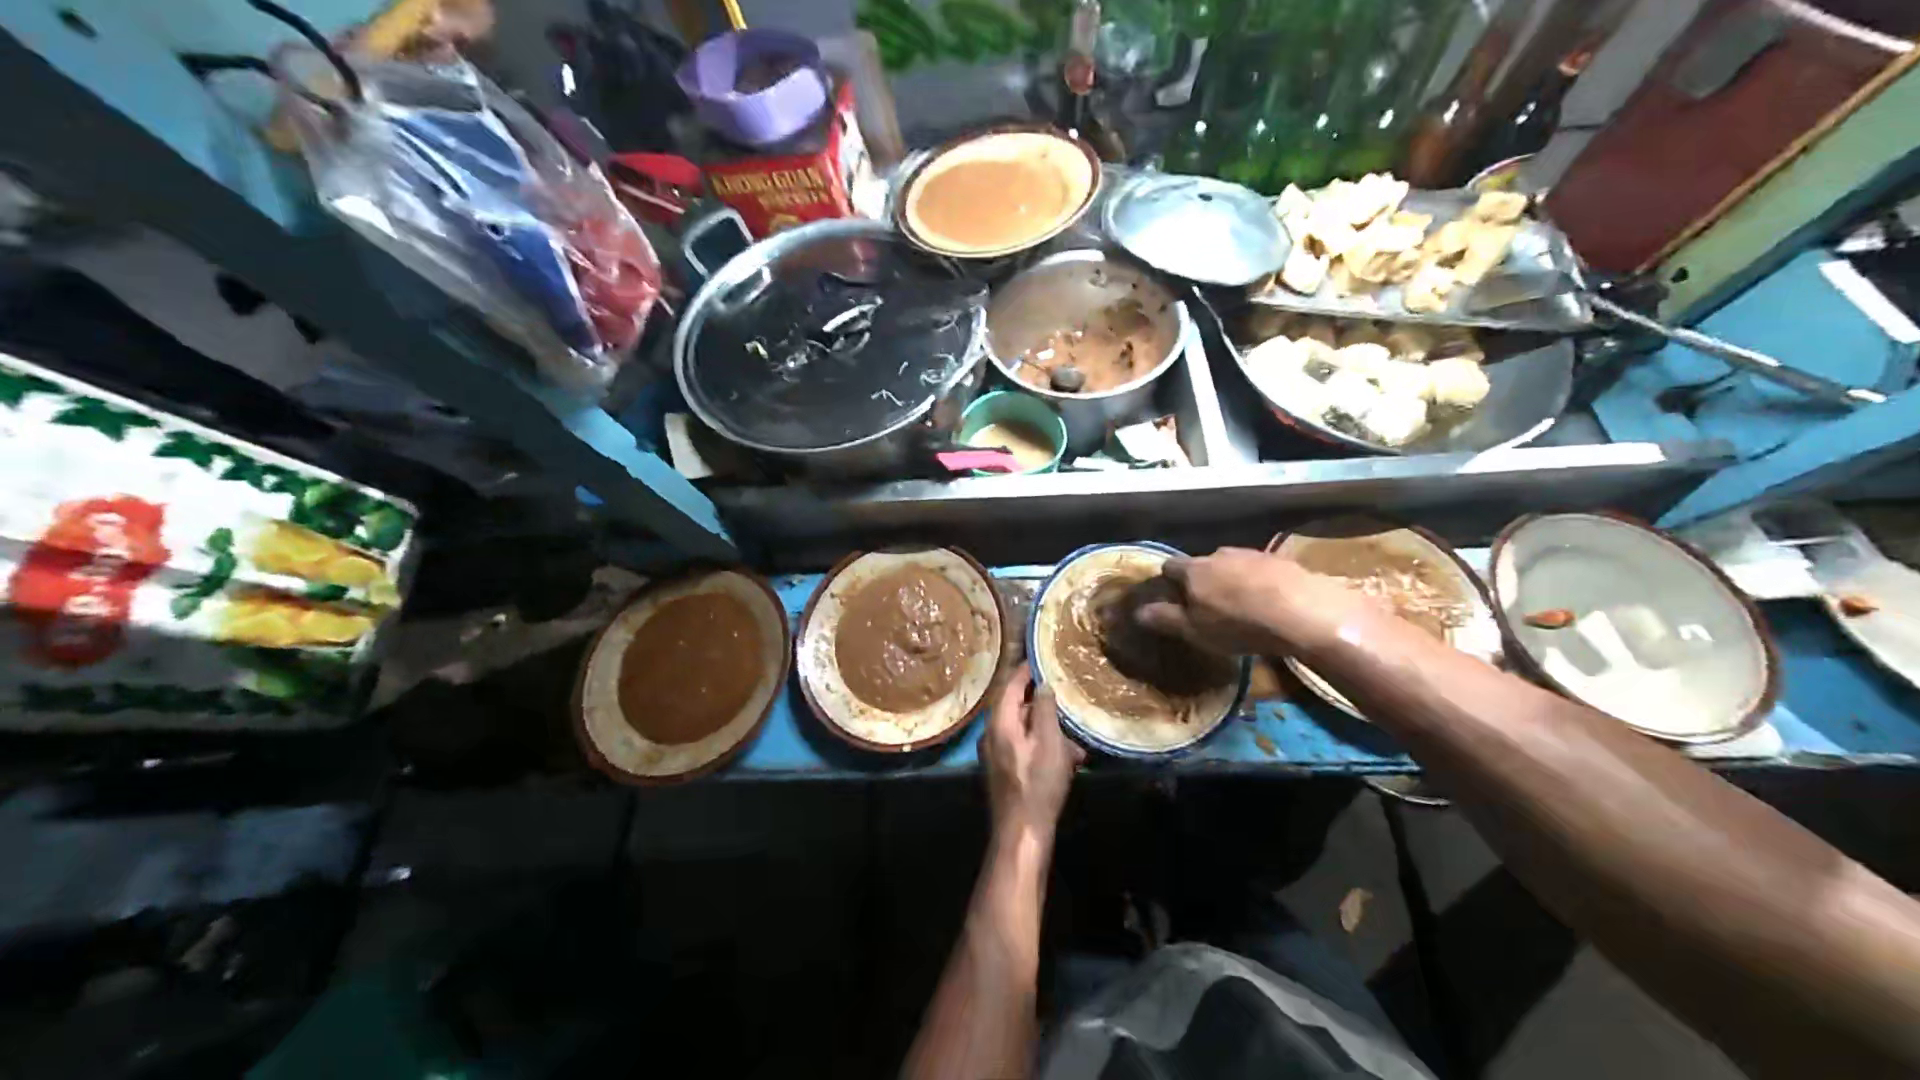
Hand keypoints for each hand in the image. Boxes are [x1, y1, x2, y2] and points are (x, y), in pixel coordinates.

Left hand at [982, 663, 1082, 839]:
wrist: (1022, 834)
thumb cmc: (1038, 785)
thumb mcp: (1049, 742)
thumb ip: (1044, 709)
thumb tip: (1042, 683)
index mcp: (999, 722)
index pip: (1010, 684)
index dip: (1027, 670)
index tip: (1043, 656)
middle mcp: (991, 733)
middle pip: (1016, 705)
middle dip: (1043, 704)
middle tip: (1065, 698)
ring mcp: (995, 752)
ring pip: (1024, 728)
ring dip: (1049, 730)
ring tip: (1074, 743)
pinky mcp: (1004, 768)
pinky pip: (1024, 746)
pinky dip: (1044, 746)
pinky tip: (1068, 760)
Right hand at [1134, 548, 1383, 655]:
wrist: (1302, 612)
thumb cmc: (1238, 624)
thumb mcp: (1195, 630)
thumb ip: (1165, 619)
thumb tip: (1138, 612)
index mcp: (1193, 569)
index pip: (1169, 566)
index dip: (1168, 581)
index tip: (1173, 597)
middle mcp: (1219, 554)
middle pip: (1203, 564)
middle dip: (1203, 580)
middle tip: (1210, 606)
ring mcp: (1252, 554)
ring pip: (1233, 565)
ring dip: (1232, 580)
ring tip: (1242, 605)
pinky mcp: (1281, 560)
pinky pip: (1260, 570)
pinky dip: (1259, 582)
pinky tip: (1269, 602)